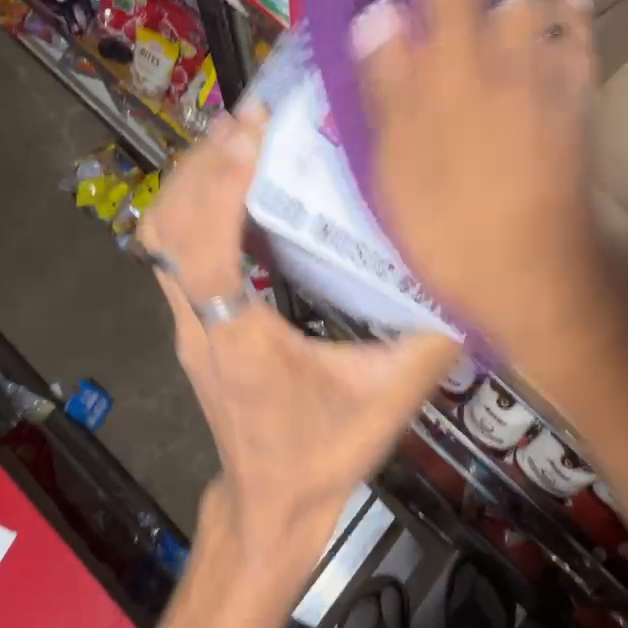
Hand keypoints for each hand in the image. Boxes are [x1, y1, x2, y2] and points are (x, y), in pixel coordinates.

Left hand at [140, 108, 458, 576]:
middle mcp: (200, 329)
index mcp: (242, 345)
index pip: (206, 258)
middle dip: (200, 167)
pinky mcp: (191, 323)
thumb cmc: (324, 456)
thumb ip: (430, 340)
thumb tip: (469, 278)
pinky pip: (173, 251)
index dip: (219, 191)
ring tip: (235, 136)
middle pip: (165, 233)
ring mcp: (187, 326)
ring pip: (159, 239)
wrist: (271, 507)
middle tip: (247, 120)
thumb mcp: (389, 399)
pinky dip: (193, 203)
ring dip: (190, 180)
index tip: (248, 138)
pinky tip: (233, 178)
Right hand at [353, 0, 607, 363]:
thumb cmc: (451, 232)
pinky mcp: (580, 116)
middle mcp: (511, 64)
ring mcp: (554, 88)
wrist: (536, 283)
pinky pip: (584, 50)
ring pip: (555, 6)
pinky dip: (578, 18)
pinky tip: (575, 6)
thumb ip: (390, 85)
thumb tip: (379, 13)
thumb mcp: (396, 167)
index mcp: (458, 72)